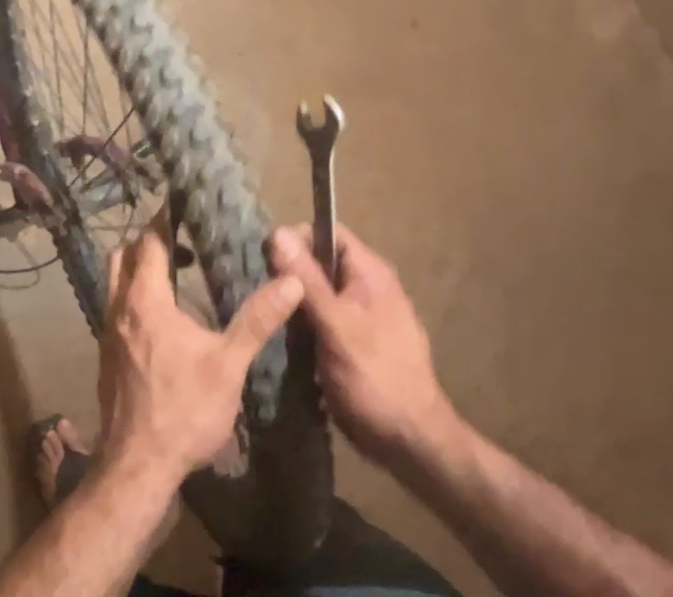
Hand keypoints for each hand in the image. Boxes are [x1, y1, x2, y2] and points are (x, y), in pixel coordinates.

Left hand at [97, 223, 303, 479]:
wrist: (138, 462)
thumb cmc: (184, 410)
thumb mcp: (229, 364)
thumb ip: (257, 319)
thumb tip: (291, 281)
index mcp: (145, 301)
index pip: (149, 243)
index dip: (166, 221)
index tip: (185, 207)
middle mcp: (118, 308)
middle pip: (123, 256)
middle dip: (150, 243)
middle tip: (184, 244)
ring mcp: (107, 332)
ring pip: (115, 283)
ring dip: (140, 271)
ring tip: (178, 279)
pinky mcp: (107, 354)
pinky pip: (117, 308)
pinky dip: (135, 297)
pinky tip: (165, 320)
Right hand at [269, 223, 458, 461]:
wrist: (410, 442)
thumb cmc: (375, 379)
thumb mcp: (335, 325)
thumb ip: (307, 279)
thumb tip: (277, 232)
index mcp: (370, 274)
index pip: (327, 232)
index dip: (296, 239)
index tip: (266, 260)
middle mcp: (367, 288)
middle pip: (319, 262)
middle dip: (289, 274)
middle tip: (262, 294)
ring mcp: (361, 317)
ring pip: (316, 293)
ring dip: (293, 303)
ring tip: (266, 317)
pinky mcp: (352, 343)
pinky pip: (320, 320)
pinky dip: (302, 325)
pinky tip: (282, 340)